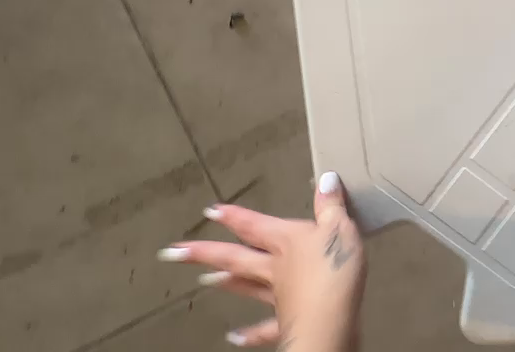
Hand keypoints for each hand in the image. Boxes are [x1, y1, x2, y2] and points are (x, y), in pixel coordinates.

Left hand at [159, 172, 365, 349]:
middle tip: (174, 251)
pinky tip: (234, 337)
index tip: (209, 212)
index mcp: (287, 242)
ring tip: (205, 280)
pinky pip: (265, 327)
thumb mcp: (340, 228)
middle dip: (207, 253)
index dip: (234, 218)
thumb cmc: (334, 268)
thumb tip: (325, 178)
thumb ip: (331, 205)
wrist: (329, 319)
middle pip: (237, 257)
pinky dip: (250, 332)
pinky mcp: (285, 321)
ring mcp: (277, 295)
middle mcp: (275, 267)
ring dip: (228, 282)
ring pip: (247, 286)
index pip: (255, 226)